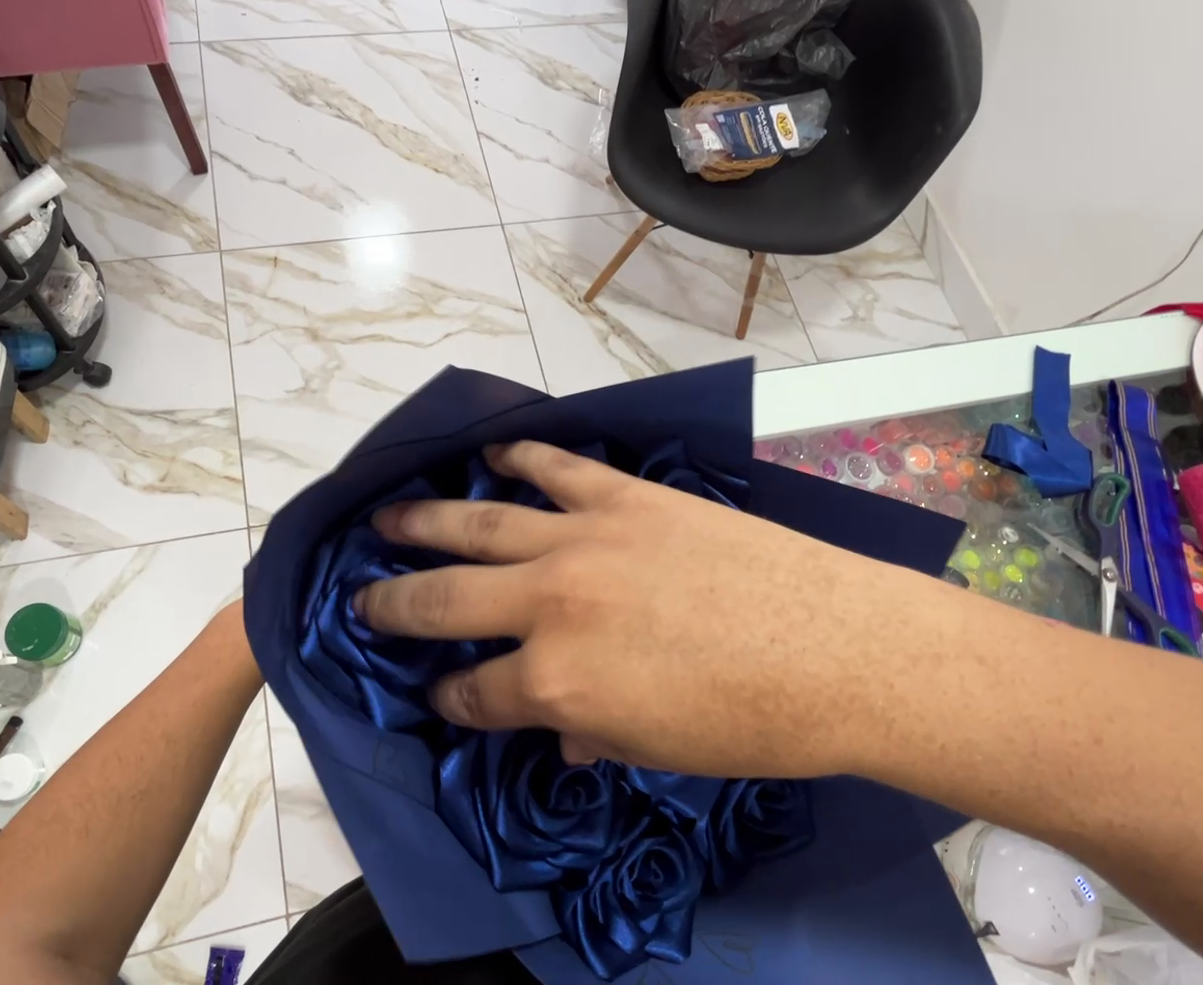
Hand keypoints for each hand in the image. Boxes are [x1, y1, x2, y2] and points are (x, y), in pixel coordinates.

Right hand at [354, 441, 926, 779]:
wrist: (840, 648)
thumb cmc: (754, 721)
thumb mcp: (657, 750)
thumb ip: (590, 734)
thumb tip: (559, 734)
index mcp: (556, 685)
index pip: (473, 695)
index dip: (447, 699)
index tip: (435, 694)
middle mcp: (551, 606)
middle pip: (446, 603)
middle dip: (394, 608)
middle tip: (362, 601)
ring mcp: (584, 541)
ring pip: (480, 523)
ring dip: (423, 521)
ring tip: (385, 517)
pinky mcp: (625, 498)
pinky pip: (557, 468)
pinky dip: (521, 456)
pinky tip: (493, 453)